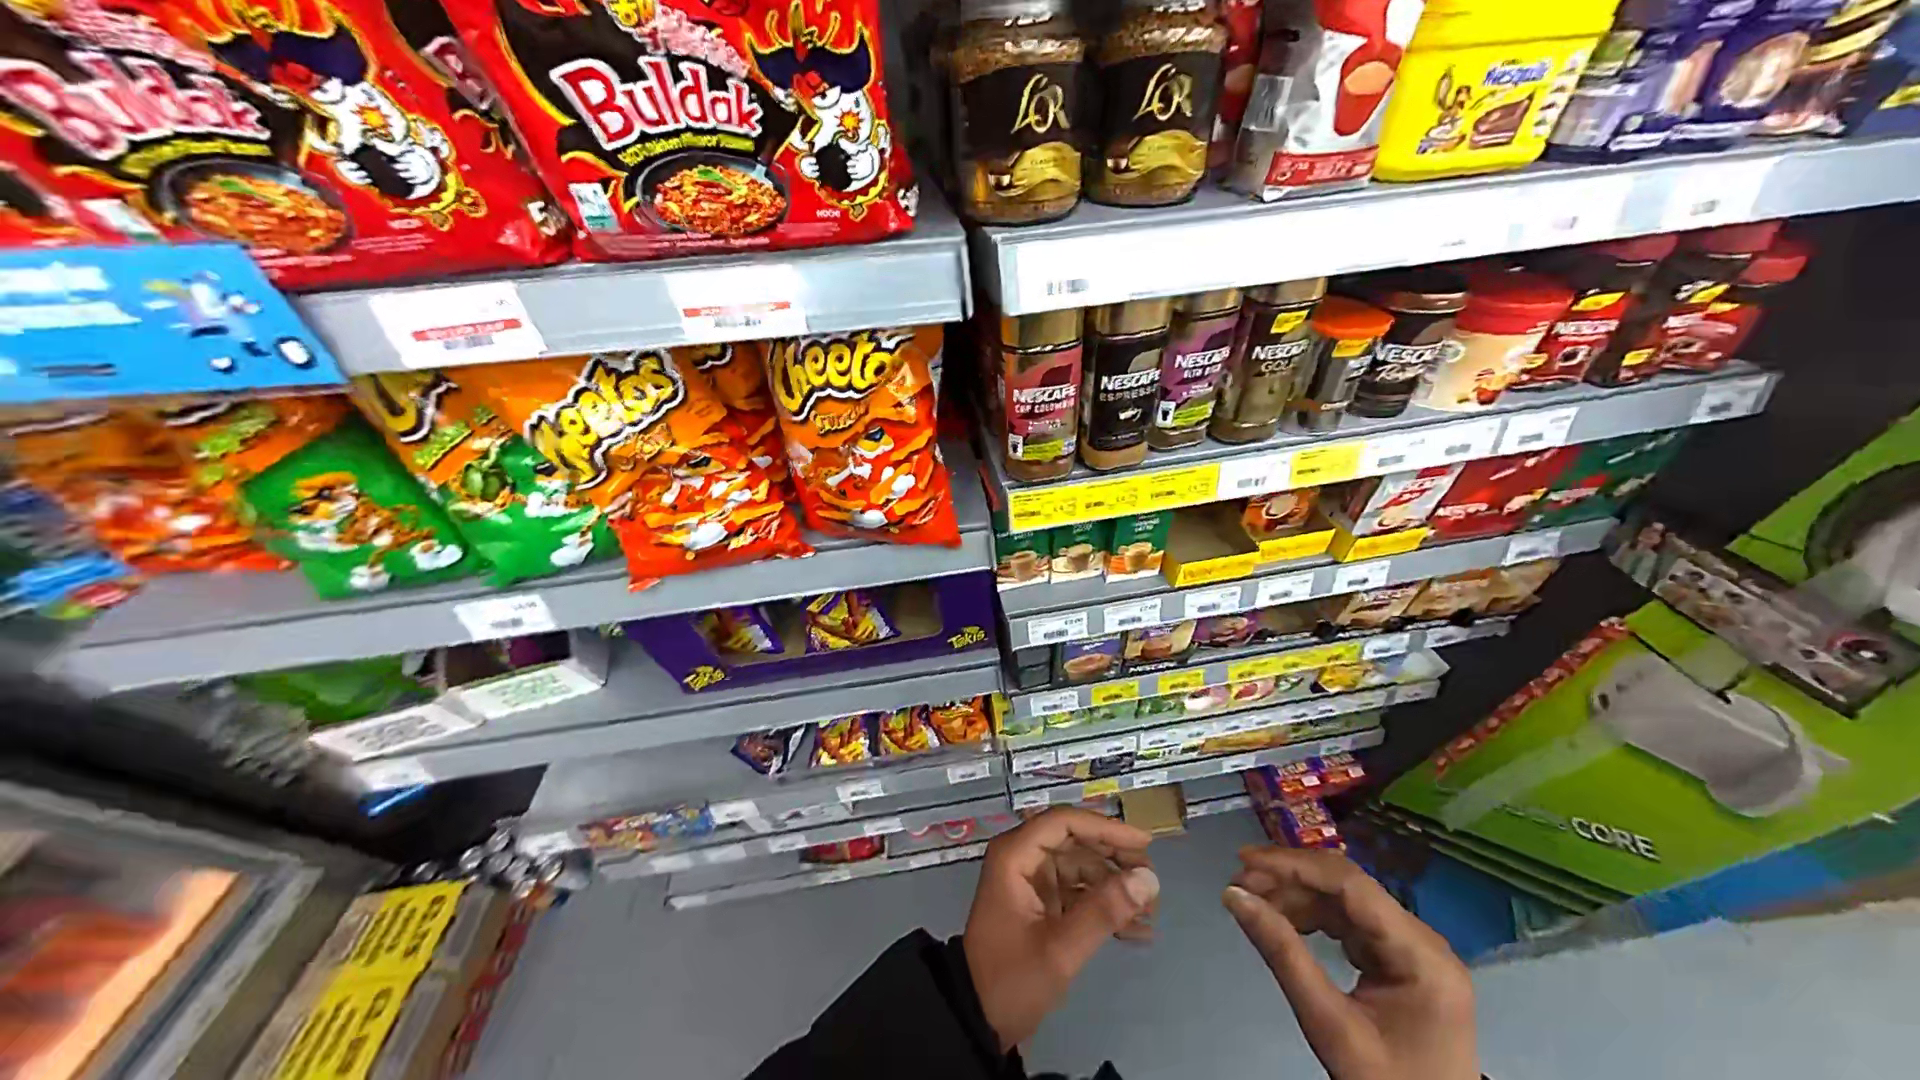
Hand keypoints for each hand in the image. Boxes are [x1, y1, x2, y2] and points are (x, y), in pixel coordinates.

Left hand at [963, 808, 1158, 1051]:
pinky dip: (1105, 907)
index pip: (1064, 823)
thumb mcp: (1060, 949)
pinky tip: (1136, 930)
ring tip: (1150, 913)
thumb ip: (1104, 911)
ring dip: (1115, 887)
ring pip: (1082, 867)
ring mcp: (1032, 882)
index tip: (1143, 844)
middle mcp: (1022, 859)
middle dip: (1115, 859)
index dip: (1105, 828)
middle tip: (1151, 882)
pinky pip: (1079, 893)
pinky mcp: (1042, 905)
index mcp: (1015, 855)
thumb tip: (1148, 879)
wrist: (978, 1019)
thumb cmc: (1012, 979)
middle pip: (1076, 842)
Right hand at [1223, 847, 1476, 1079]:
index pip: (1350, 884)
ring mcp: (1412, 948)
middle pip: (1346, 887)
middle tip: (1239, 881)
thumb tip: (1234, 896)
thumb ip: (1283, 955)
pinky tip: (1280, 920)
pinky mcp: (1397, 959)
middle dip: (1289, 878)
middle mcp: (1422, 940)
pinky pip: (1348, 921)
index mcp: (1421, 954)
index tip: (1244, 858)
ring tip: (1252, 900)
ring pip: (1343, 900)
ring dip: (1295, 896)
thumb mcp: (1329, 1024)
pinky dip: (1310, 916)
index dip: (1294, 864)